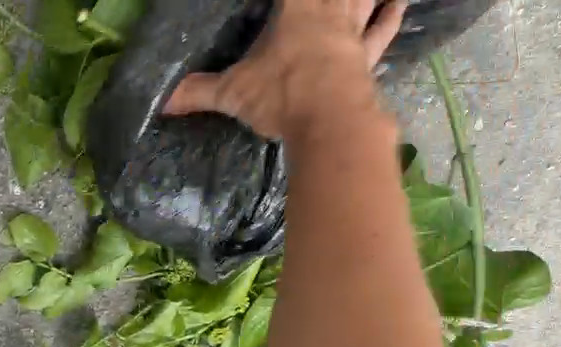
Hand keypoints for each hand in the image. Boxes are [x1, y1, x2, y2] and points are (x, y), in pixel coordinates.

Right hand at [164, 0, 406, 139]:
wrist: (330, 122)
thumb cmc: (280, 96)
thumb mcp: (232, 94)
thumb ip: (198, 93)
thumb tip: (163, 102)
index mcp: (296, 7)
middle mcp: (329, 9)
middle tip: (312, 0)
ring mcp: (353, 30)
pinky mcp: (369, 56)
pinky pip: (384, 28)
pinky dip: (391, 14)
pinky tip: (397, 4)